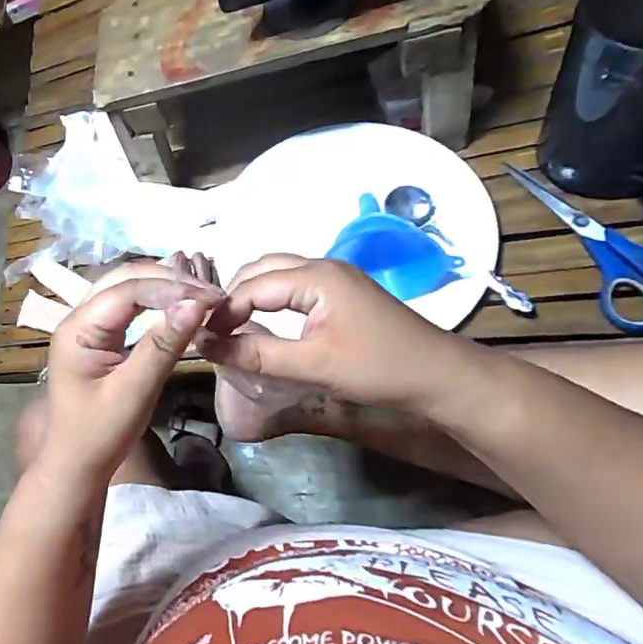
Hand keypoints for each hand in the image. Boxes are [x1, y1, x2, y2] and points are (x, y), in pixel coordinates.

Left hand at [38, 268, 220, 487]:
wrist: (77, 465)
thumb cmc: (102, 434)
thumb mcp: (135, 392)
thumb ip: (163, 346)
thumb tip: (196, 305)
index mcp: (78, 328)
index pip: (128, 290)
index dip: (172, 288)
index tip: (212, 299)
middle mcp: (79, 317)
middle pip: (127, 279)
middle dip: (171, 280)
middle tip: (212, 294)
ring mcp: (88, 323)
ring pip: (129, 286)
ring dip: (166, 286)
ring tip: (203, 296)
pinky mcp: (101, 334)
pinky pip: (130, 304)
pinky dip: (158, 300)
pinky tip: (181, 305)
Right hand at [198, 257, 472, 412]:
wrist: (441, 377)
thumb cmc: (380, 369)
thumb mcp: (315, 365)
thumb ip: (259, 355)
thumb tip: (206, 347)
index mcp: (316, 276)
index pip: (253, 285)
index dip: (223, 311)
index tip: (201, 337)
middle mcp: (323, 266)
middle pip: (263, 269)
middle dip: (233, 296)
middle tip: (214, 329)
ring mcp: (336, 277)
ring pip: (279, 274)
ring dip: (252, 295)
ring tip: (232, 326)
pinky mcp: (343, 293)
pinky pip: (295, 286)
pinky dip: (272, 299)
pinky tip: (265, 323)